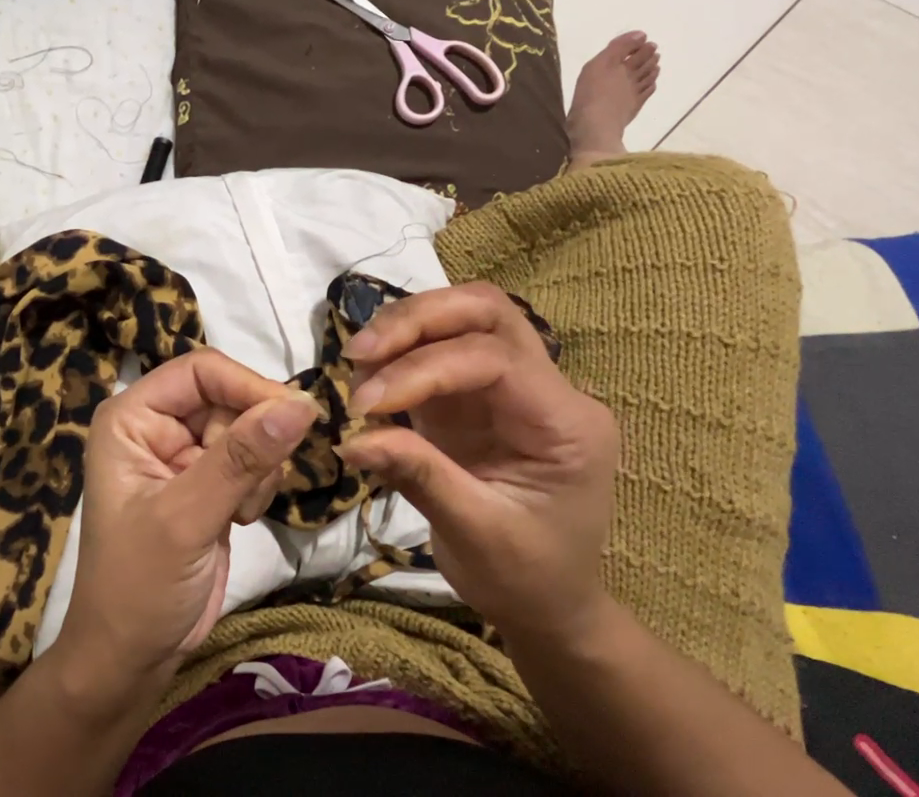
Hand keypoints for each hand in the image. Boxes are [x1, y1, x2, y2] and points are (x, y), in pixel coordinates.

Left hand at [57, 349, 320, 673]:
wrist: (132, 654)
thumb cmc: (140, 584)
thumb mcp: (186, 517)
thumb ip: (241, 459)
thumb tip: (301, 403)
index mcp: (130, 418)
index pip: (200, 371)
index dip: (248, 387)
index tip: (296, 418)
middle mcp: (155, 427)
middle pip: (228, 398)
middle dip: (253, 439)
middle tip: (250, 490)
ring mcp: (183, 457)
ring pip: (248, 431)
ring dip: (258, 469)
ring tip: (236, 513)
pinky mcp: (208, 486)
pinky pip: (251, 463)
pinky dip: (258, 487)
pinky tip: (238, 522)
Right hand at [338, 283, 618, 641]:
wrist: (547, 606)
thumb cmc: (527, 577)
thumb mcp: (476, 533)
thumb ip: (419, 475)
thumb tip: (351, 438)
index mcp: (567, 423)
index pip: (494, 358)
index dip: (425, 368)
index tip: (368, 404)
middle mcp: (546, 390)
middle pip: (486, 311)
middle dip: (418, 320)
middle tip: (359, 353)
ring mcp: (509, 388)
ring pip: (460, 319)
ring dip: (403, 330)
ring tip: (357, 367)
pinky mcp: (473, 398)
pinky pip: (435, 351)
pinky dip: (396, 355)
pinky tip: (366, 378)